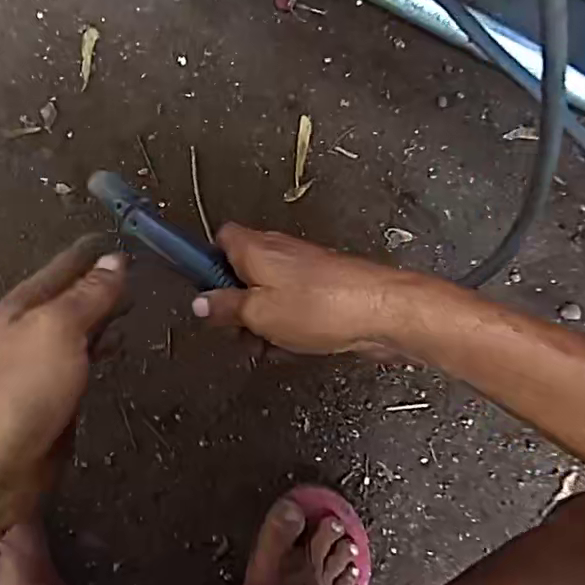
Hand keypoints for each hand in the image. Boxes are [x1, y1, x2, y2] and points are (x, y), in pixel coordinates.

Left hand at [0, 235, 127, 501]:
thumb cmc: (21, 387)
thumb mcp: (57, 328)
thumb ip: (88, 296)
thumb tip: (114, 261)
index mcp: (22, 307)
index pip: (61, 268)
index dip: (89, 253)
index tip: (118, 239)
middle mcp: (28, 332)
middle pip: (68, 299)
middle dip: (98, 284)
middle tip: (135, 272)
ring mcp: (39, 367)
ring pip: (76, 330)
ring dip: (101, 316)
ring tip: (130, 305)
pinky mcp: (52, 400)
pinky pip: (81, 363)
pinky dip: (101, 350)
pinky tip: (114, 351)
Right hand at [190, 223, 454, 354]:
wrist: (385, 312)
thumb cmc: (322, 305)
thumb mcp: (257, 313)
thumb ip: (224, 308)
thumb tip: (200, 304)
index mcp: (254, 247)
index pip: (219, 239)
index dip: (207, 263)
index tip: (205, 291)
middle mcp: (277, 251)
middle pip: (240, 272)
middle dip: (235, 304)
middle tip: (236, 328)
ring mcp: (302, 270)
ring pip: (266, 293)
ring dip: (261, 320)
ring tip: (266, 344)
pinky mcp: (323, 289)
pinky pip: (291, 305)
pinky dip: (286, 324)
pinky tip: (292, 346)